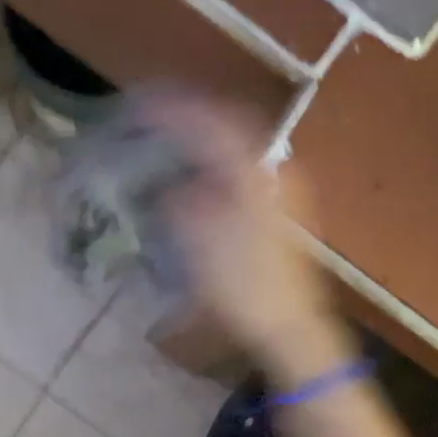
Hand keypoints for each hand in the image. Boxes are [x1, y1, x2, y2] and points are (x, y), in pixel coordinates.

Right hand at [146, 95, 341, 365]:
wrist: (291, 331)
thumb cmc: (247, 288)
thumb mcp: (203, 245)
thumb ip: (183, 206)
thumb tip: (172, 190)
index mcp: (258, 175)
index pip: (217, 124)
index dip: (179, 112)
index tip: (146, 105)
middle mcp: (276, 176)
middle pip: (232, 134)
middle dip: (193, 126)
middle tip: (157, 122)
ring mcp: (284, 199)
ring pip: (238, 159)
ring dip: (205, 151)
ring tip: (172, 149)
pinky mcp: (282, 222)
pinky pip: (243, 181)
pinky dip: (216, 176)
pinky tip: (198, 189)